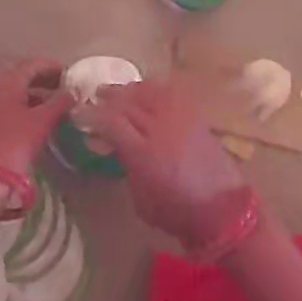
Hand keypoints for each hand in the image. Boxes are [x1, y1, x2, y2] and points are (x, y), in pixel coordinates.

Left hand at [0, 59, 71, 177]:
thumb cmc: (16, 143)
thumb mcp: (42, 121)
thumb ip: (59, 103)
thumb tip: (73, 92)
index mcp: (7, 83)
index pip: (32, 65)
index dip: (52, 67)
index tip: (70, 74)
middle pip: (22, 76)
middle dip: (45, 80)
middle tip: (65, 87)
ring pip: (16, 92)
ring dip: (36, 94)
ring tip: (56, 103)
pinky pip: (9, 105)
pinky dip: (26, 106)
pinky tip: (40, 117)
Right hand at [81, 79, 249, 252]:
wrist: (223, 209)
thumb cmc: (177, 212)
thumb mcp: (140, 198)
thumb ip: (124, 166)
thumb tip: (112, 146)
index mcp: (144, 154)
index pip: (111, 122)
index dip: (91, 115)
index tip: (78, 113)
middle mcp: (161, 129)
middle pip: (127, 103)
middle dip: (106, 98)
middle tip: (93, 97)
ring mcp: (181, 119)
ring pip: (148, 91)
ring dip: (128, 89)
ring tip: (116, 92)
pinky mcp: (195, 115)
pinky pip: (170, 92)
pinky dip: (153, 88)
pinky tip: (144, 91)